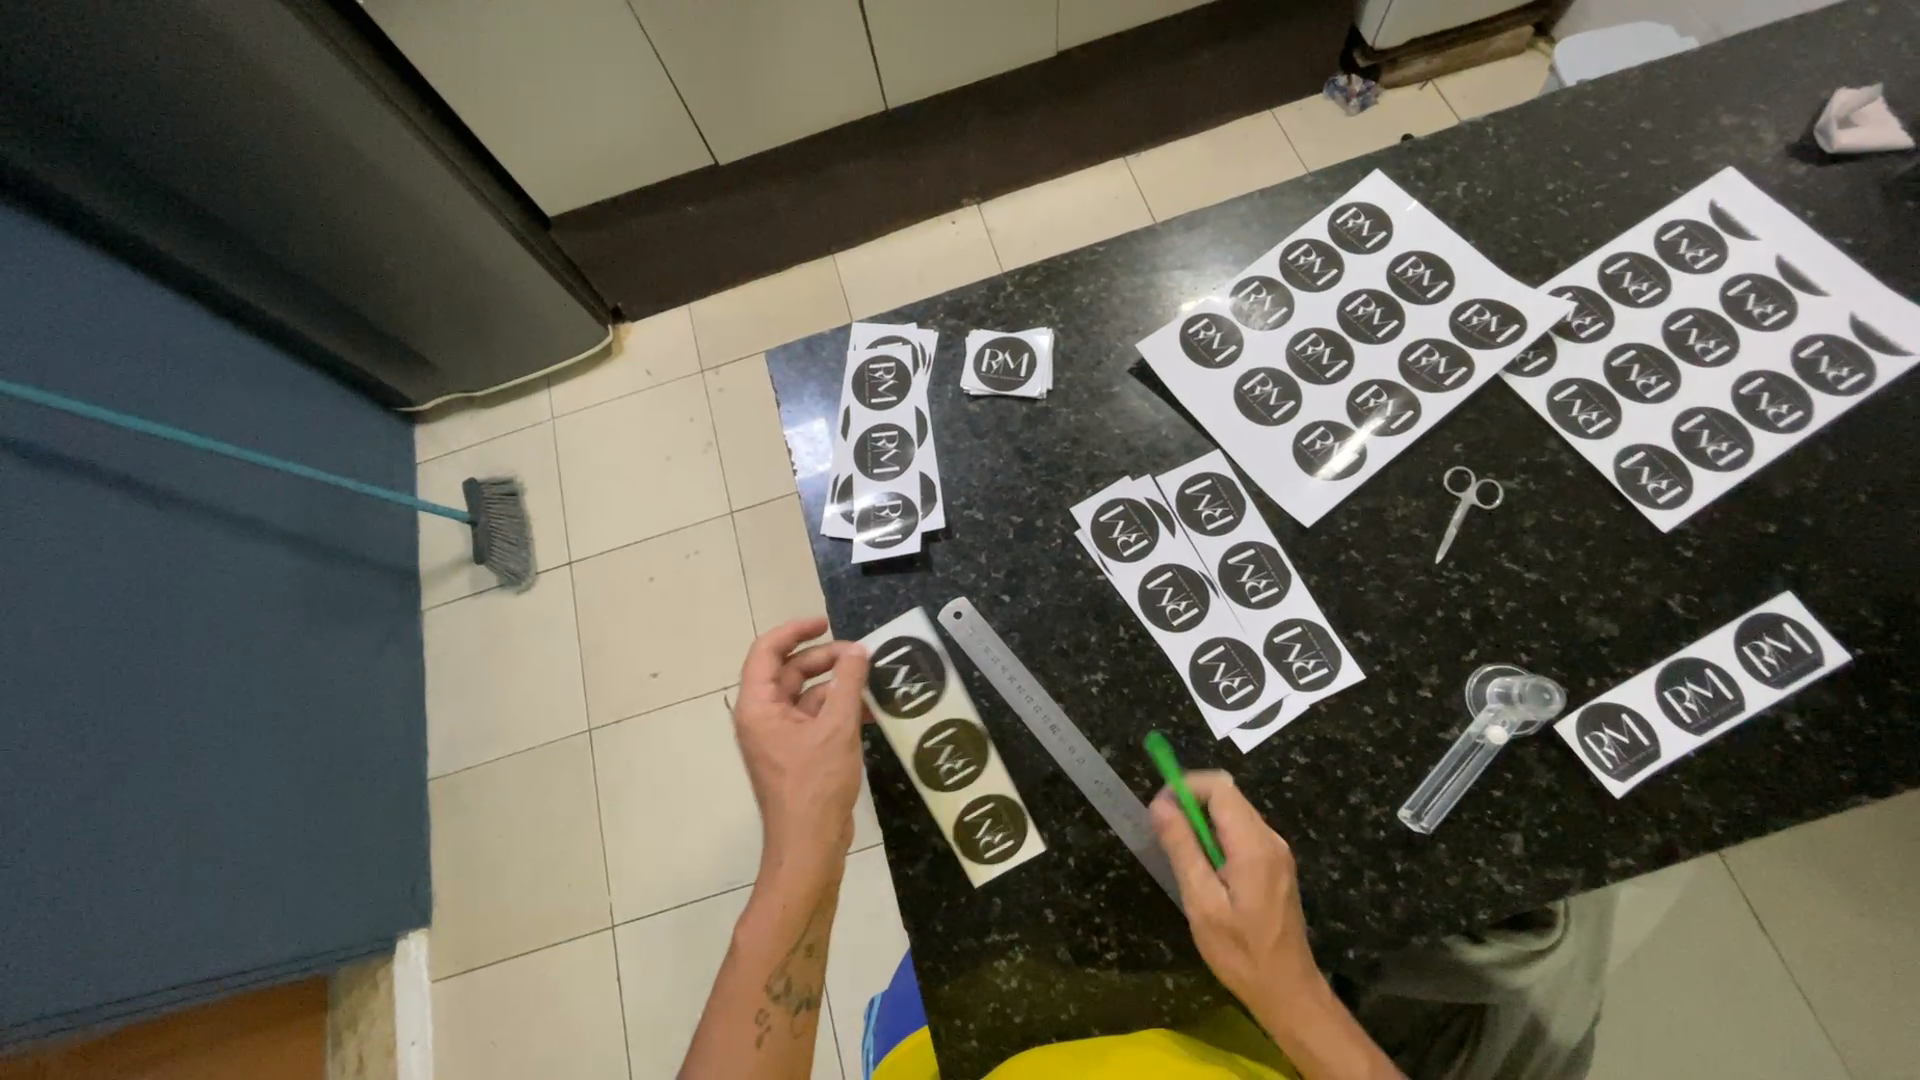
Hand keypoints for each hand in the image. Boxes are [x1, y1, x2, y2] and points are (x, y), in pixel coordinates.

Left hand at [732, 617, 870, 876]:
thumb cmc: (816, 785)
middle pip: (790, 671)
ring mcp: (780, 737)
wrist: (810, 845)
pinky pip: (816, 718)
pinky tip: (872, 711)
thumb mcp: (837, 727)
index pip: (767, 651)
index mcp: (758, 706)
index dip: (795, 630)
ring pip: (807, 695)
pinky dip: (840, 710)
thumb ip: (849, 683)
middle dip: (826, 659)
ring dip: (839, 686)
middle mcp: (763, 717)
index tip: (827, 622)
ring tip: (874, 681)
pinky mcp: (798, 754)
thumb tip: (859, 650)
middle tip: (863, 655)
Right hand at [1152, 771, 1319, 1015]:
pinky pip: (1242, 832)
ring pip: (1234, 813)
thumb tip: (1160, 804)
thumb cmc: (1241, 953)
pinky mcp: (1276, 865)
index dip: (1185, 787)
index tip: (1159, 808)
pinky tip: (1205, 870)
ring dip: (1203, 821)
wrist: (1289, 992)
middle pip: (1228, 796)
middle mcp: (1270, 840)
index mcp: (1253, 845)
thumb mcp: (1202, 902)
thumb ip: (1182, 848)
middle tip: (1164, 832)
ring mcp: (1277, 852)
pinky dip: (1217, 836)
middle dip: (1191, 802)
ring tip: (1181, 854)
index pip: (1219, 787)